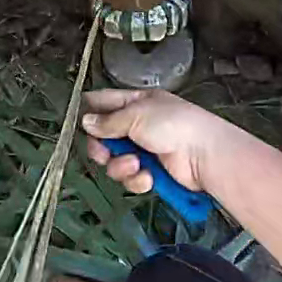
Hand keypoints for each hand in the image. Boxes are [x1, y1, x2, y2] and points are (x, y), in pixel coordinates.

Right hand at [81, 89, 233, 194]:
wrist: (204, 155)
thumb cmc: (174, 125)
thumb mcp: (137, 115)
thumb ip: (109, 120)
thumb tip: (86, 122)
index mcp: (138, 102)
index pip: (105, 102)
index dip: (90, 111)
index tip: (76, 122)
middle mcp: (139, 124)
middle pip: (104, 138)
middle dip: (102, 148)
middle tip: (103, 153)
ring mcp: (145, 150)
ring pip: (115, 162)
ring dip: (121, 166)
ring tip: (136, 164)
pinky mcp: (151, 172)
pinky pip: (131, 178)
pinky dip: (137, 179)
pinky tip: (148, 176)